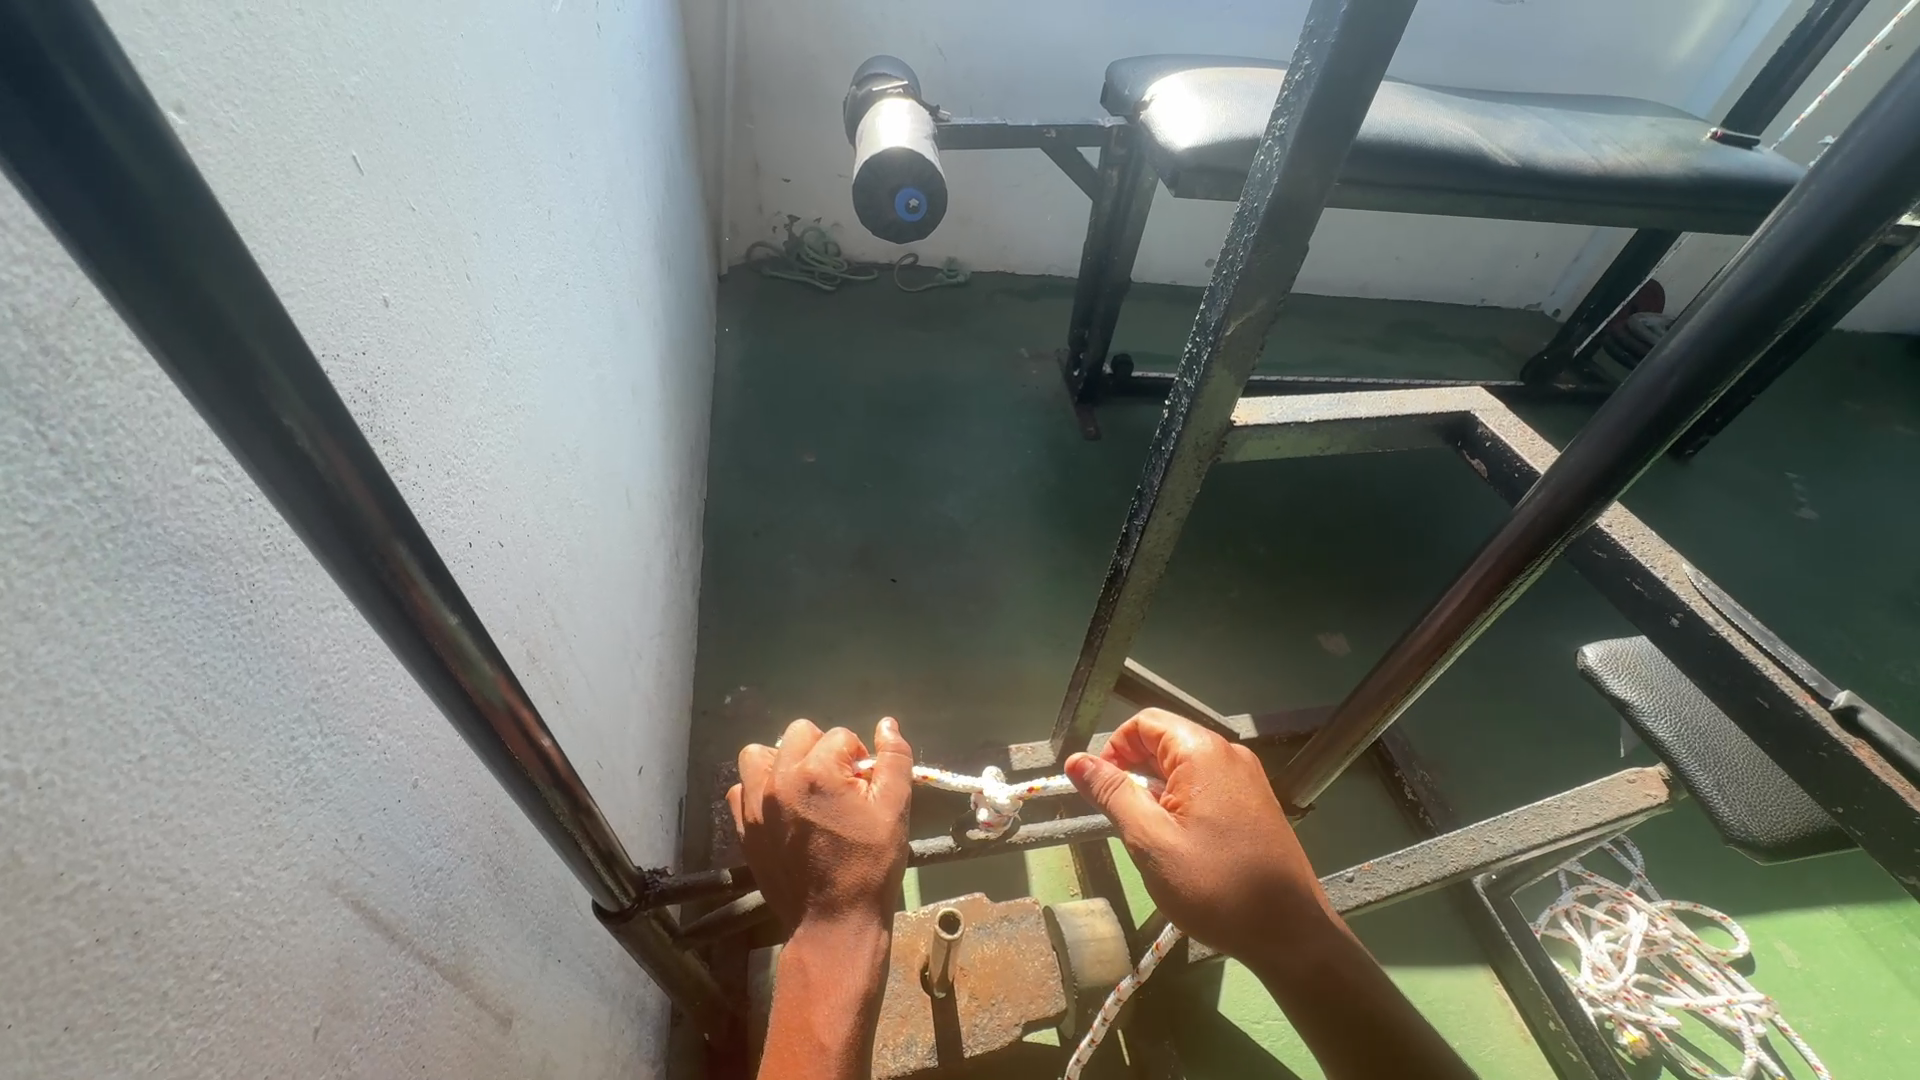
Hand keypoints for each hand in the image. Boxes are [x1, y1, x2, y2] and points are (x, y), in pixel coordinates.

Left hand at [729, 717, 913, 931]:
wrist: (835, 922)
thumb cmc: (870, 863)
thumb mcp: (896, 807)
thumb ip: (895, 758)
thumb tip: (887, 724)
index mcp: (817, 771)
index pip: (841, 736)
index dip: (859, 757)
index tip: (864, 787)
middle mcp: (779, 779)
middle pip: (800, 733)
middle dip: (823, 750)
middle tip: (838, 785)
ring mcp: (756, 805)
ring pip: (760, 755)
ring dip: (783, 761)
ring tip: (803, 787)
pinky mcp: (743, 828)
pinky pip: (741, 789)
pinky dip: (759, 790)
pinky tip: (781, 809)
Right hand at [1066, 709, 1332, 962]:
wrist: (1292, 937)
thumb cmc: (1216, 887)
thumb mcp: (1150, 841)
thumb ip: (1111, 793)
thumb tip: (1076, 761)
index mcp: (1203, 752)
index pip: (1144, 723)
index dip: (1113, 749)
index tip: (1100, 789)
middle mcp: (1229, 754)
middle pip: (1165, 741)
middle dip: (1134, 771)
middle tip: (1122, 817)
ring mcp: (1247, 778)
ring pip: (1183, 766)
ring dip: (1156, 790)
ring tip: (1149, 835)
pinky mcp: (1256, 803)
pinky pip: (1206, 785)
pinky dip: (1181, 802)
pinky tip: (1179, 842)